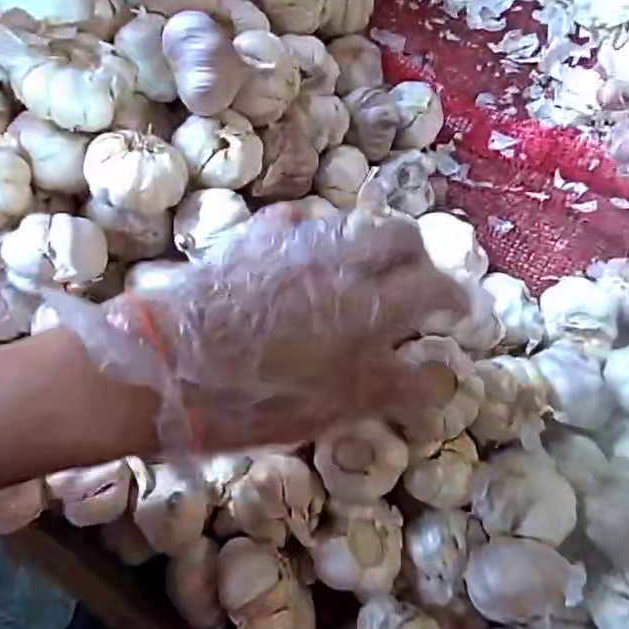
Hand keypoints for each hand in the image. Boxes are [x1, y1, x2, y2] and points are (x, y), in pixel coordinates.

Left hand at [49, 207, 468, 452]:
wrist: (169, 363)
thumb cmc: (260, 395)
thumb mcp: (338, 406)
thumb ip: (398, 385)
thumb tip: (442, 375)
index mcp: (372, 301)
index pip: (436, 286)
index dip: (456, 299)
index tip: (459, 312)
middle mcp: (343, 256)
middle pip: (401, 236)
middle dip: (416, 258)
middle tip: (412, 286)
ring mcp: (297, 238)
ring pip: (354, 223)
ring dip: (369, 245)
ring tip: (360, 274)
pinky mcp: (257, 233)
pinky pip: (301, 222)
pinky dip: (317, 240)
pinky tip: (303, 263)